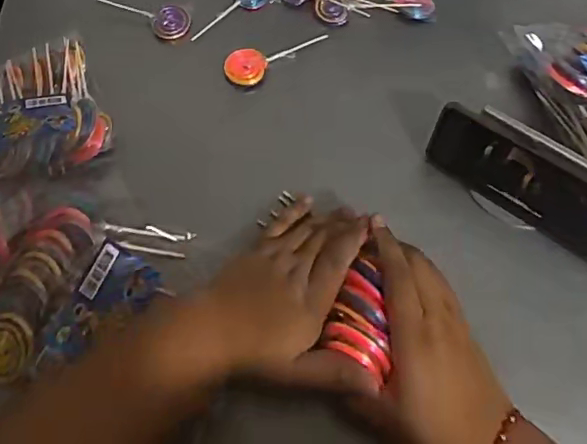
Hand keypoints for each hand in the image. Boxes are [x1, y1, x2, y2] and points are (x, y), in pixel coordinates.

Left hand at [176, 195, 370, 381]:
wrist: (211, 331)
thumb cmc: (256, 353)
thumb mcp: (297, 371)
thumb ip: (334, 372)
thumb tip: (375, 385)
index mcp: (313, 298)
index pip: (340, 259)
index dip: (356, 239)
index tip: (371, 225)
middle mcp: (299, 269)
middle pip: (326, 239)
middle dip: (346, 225)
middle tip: (362, 215)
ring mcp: (278, 254)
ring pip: (309, 229)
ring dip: (328, 218)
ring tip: (344, 210)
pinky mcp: (258, 247)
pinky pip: (281, 223)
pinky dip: (296, 211)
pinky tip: (308, 201)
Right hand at [346, 220, 517, 443]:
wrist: (488, 438)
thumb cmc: (433, 425)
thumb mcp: (386, 415)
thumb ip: (356, 387)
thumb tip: (327, 365)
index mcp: (414, 332)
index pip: (399, 276)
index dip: (386, 246)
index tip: (372, 224)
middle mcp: (436, 315)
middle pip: (418, 264)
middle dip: (397, 244)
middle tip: (375, 233)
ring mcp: (455, 317)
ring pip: (433, 270)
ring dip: (413, 254)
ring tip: (393, 248)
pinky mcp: (466, 325)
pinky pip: (443, 283)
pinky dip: (427, 268)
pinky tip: (419, 275)